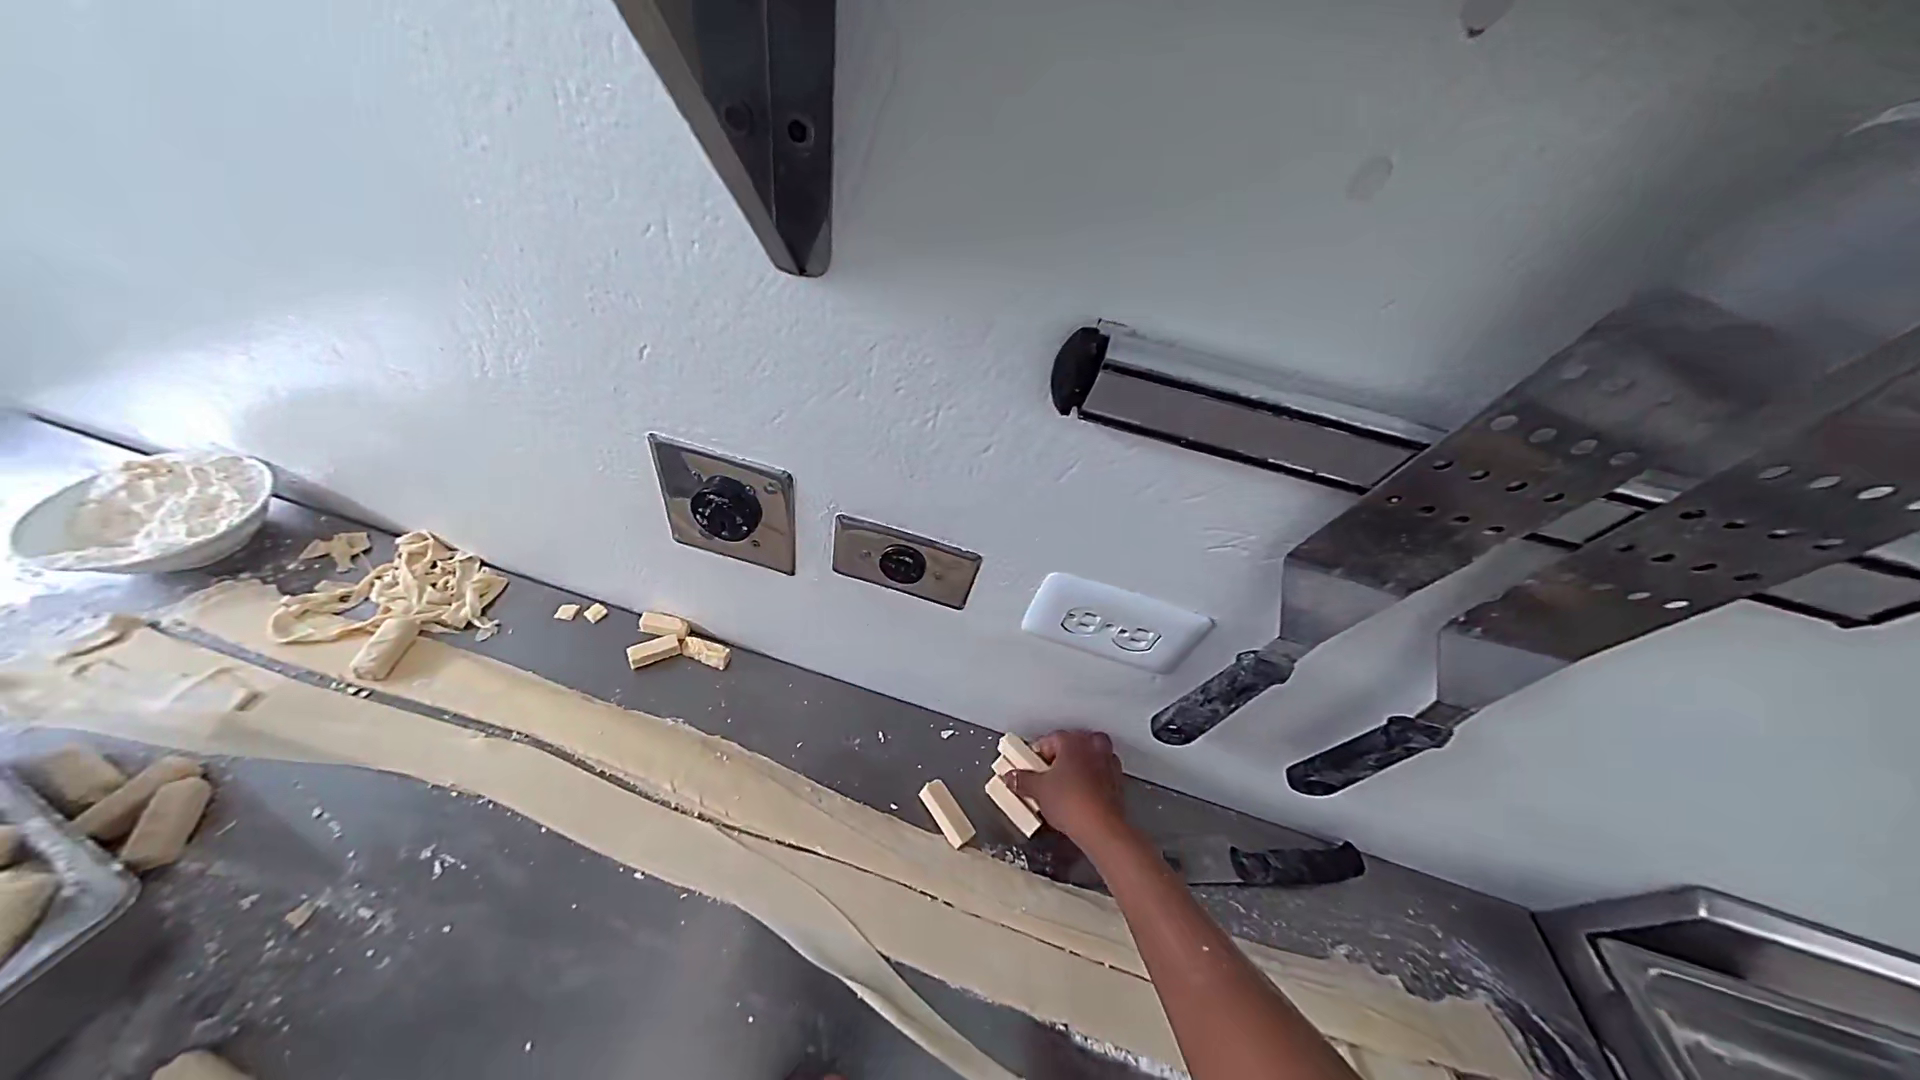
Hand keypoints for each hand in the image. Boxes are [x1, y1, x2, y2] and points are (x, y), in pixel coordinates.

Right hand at [1006, 730, 1128, 846]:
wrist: (1101, 828)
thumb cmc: (1073, 802)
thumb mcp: (1037, 790)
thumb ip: (1022, 780)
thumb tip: (1012, 777)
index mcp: (1072, 741)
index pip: (1048, 740)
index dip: (1035, 755)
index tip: (1029, 766)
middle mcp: (1092, 746)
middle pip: (1070, 745)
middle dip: (1058, 758)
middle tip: (1045, 774)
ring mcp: (1108, 762)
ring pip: (1088, 757)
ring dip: (1077, 767)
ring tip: (1063, 784)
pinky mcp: (1117, 781)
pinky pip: (1100, 773)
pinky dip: (1090, 779)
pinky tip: (1080, 794)